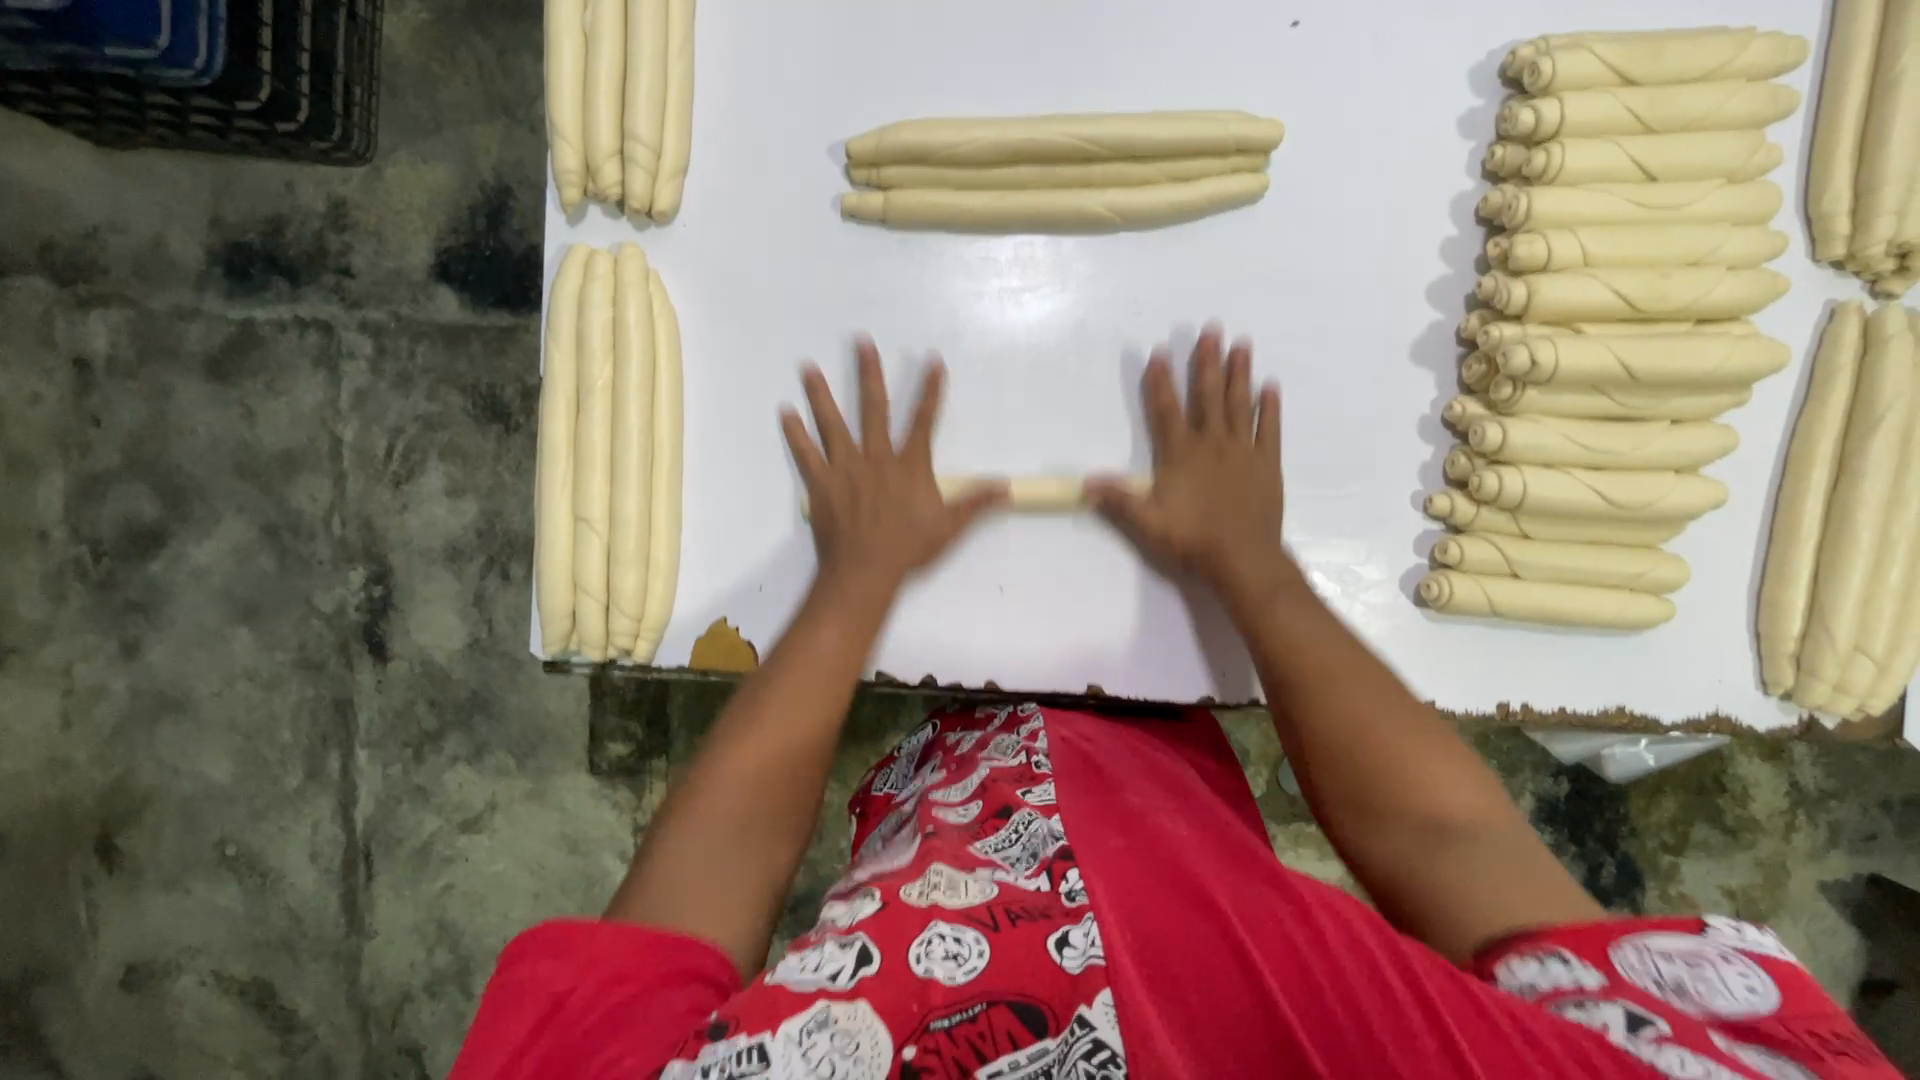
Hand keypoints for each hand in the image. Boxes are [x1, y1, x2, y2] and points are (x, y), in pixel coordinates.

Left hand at [783, 336, 1005, 597]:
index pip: (924, 420)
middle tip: (861, 342)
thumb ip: (976, 504)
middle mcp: (876, 457)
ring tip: (808, 367)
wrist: (865, 571)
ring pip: (832, 423)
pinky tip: (785, 413)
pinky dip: (794, 434)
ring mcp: (845, 468)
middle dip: (869, 373)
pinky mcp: (820, 483)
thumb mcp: (950, 527)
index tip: (933, 361)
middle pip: (873, 408)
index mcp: (909, 465)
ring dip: (820, 394)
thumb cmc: (908, 549)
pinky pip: (805, 453)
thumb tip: (1006, 488)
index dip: (931, 390)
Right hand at [1090, 325, 1290, 598]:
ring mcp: (1243, 451)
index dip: (1161, 381)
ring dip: (1239, 373)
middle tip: (1211, 328)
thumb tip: (1086, 482)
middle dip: (1207, 362)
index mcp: (1181, 454)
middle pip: (1208, 396)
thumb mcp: (1147, 523)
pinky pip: (1270, 429)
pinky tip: (1271, 386)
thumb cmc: (1192, 540)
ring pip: (1240, 404)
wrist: (1243, 560)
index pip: (1167, 410)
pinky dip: (1270, 407)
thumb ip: (1118, 500)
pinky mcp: (1267, 464)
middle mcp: (1212, 444)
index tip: (1159, 352)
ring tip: (1241, 344)